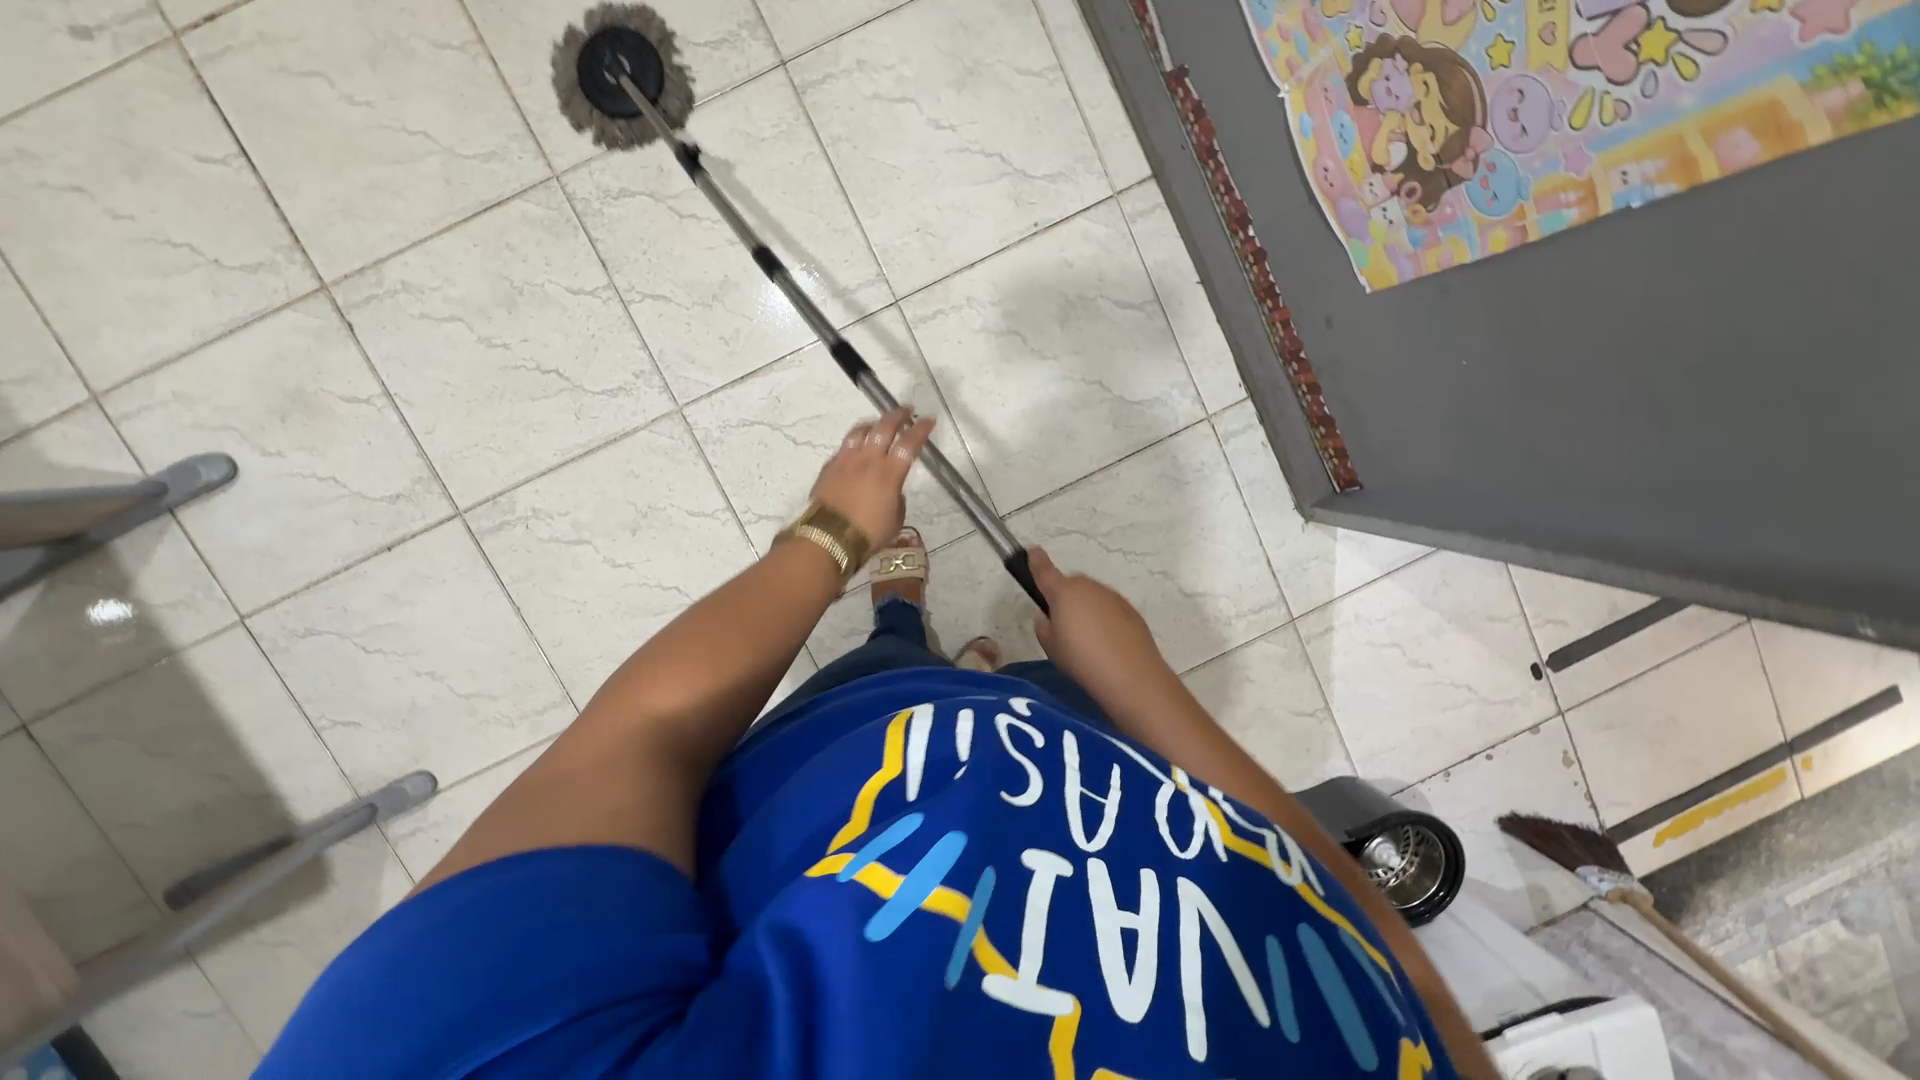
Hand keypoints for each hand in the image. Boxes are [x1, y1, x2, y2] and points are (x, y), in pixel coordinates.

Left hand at [811, 407, 934, 545]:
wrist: (828, 538)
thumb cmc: (867, 534)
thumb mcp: (895, 520)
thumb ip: (897, 498)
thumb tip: (892, 490)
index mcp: (889, 473)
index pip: (909, 443)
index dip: (921, 429)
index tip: (929, 420)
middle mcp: (868, 460)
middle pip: (884, 427)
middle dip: (898, 415)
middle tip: (906, 411)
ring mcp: (846, 460)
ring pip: (860, 431)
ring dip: (873, 424)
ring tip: (878, 424)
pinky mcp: (829, 467)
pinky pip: (844, 448)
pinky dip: (854, 443)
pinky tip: (855, 449)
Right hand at [1027, 546, 1170, 693]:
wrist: (1131, 674)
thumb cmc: (1082, 660)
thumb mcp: (1051, 648)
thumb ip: (1043, 626)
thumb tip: (1046, 615)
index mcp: (1063, 593)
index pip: (1045, 571)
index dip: (1036, 560)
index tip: (1032, 550)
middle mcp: (1088, 587)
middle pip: (1071, 585)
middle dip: (1065, 597)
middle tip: (1063, 626)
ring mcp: (1112, 596)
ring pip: (1091, 595)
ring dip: (1086, 607)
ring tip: (1087, 639)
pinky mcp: (1129, 608)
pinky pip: (1108, 607)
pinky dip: (1103, 617)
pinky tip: (1106, 642)